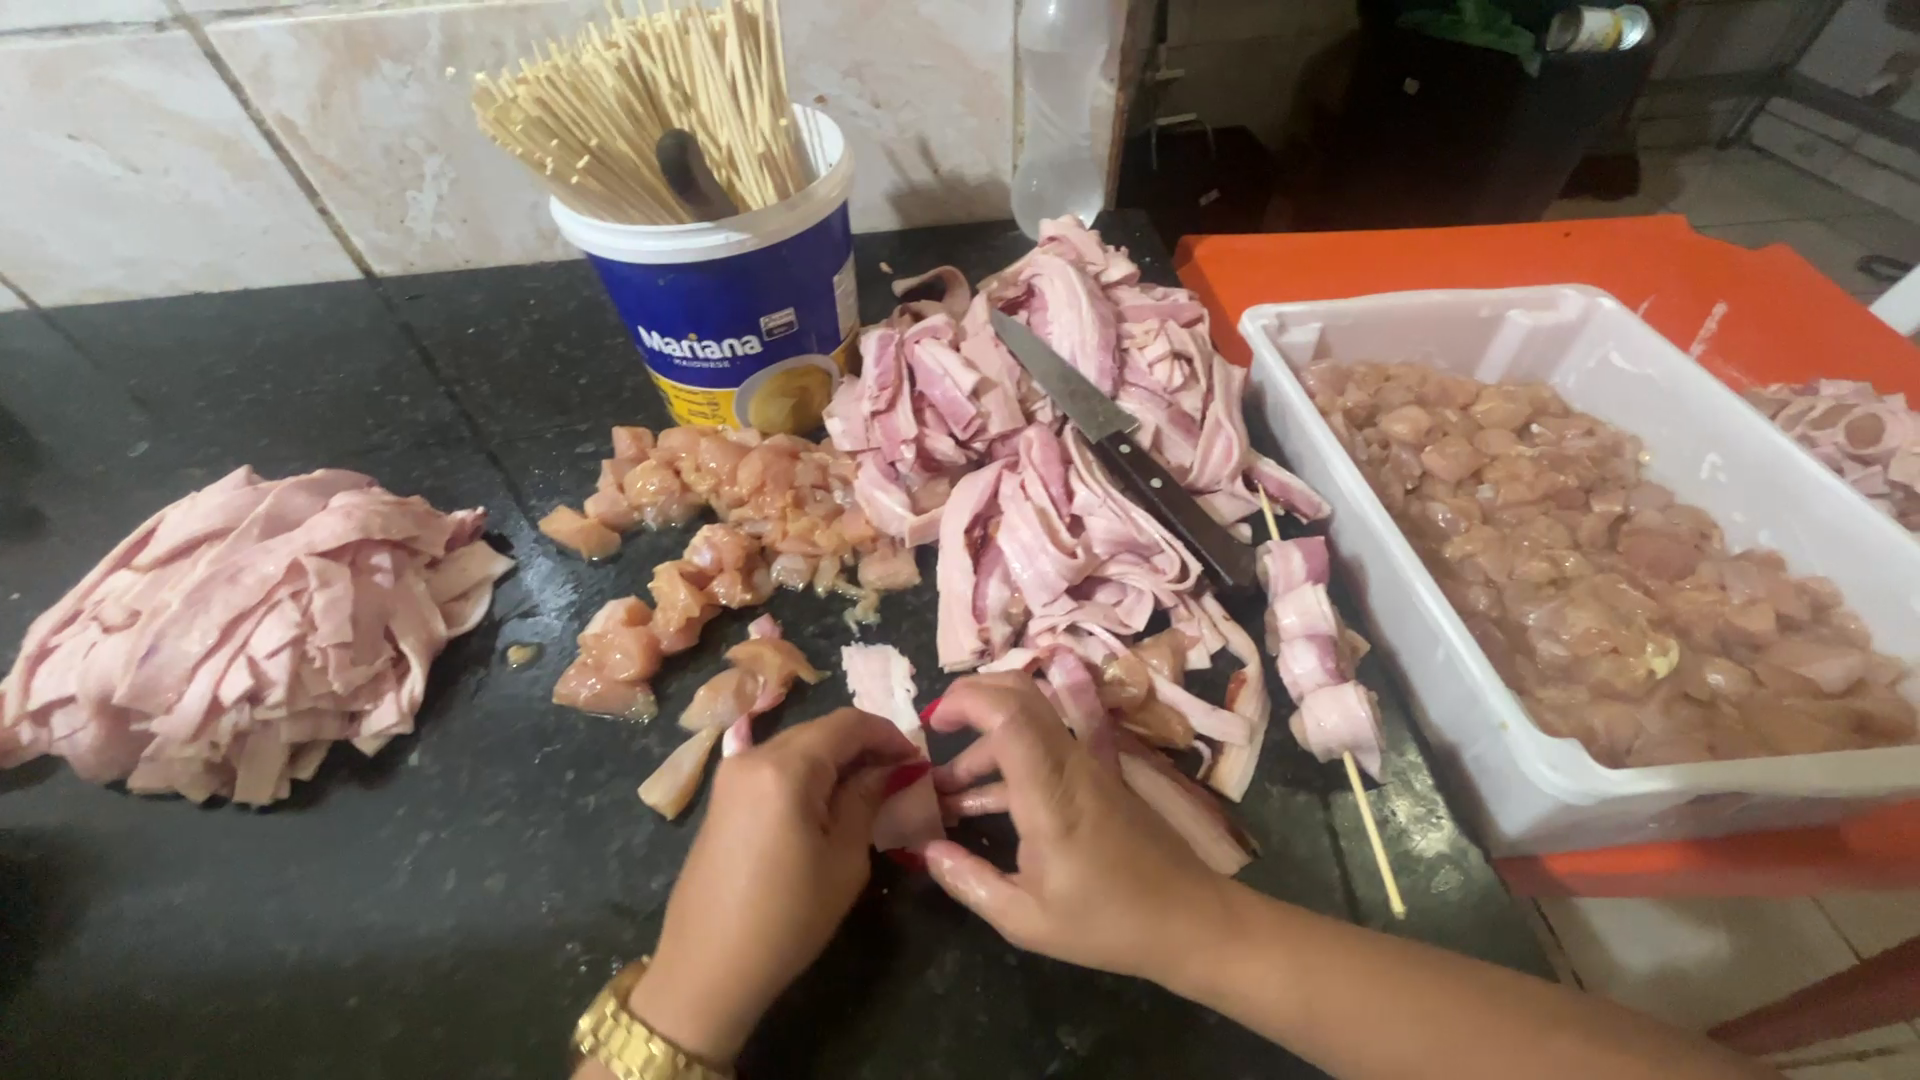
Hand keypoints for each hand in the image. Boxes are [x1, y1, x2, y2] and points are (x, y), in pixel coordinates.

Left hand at [628, 708, 918, 1064]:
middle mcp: (754, 756)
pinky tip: (827, 798)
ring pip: (798, 744)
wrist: (706, 970)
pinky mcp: (722, 796)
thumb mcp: (843, 859)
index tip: (915, 760)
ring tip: (867, 786)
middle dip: (863, 744)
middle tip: (897, 773)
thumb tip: (887, 768)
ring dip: (836, 756)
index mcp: (786, 767)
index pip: (848, 724)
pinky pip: (775, 765)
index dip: (887, 734)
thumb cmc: (786, 918)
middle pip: (820, 729)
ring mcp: (732, 774)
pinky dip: (808, 771)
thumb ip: (866, 798)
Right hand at [921, 673, 1229, 985]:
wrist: (1189, 918)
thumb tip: (926, 850)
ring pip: (1031, 716)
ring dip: (983, 737)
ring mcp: (1085, 765)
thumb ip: (970, 882)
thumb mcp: (1027, 920)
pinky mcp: (1092, 776)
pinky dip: (1004, 758)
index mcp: (1050, 794)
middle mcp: (1068, 763)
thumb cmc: (1108, 923)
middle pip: (1021, 693)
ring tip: (944, 786)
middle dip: (971, 696)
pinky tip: (975, 802)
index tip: (932, 723)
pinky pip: (1041, 746)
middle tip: (935, 727)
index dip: (967, 701)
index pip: (1010, 715)